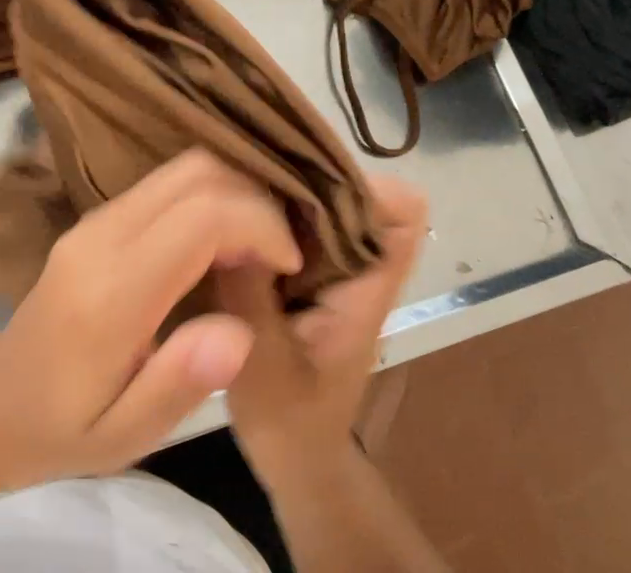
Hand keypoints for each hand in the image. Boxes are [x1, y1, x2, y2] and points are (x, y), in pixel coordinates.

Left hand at [0, 149, 303, 487]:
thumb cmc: (64, 428)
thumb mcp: (126, 433)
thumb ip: (181, 382)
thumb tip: (240, 333)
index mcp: (111, 291)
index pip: (201, 217)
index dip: (260, 225)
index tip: (288, 266)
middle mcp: (100, 237)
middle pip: (195, 173)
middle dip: (255, 200)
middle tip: (280, 255)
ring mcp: (93, 221)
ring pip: (181, 169)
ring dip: (233, 195)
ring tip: (259, 251)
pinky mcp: (95, 220)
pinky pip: (164, 185)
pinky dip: (209, 198)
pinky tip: (224, 244)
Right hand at [217, 176, 426, 484]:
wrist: (296, 461)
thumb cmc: (290, 422)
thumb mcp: (262, 364)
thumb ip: (248, 295)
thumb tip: (227, 221)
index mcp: (365, 290)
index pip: (403, 214)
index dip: (363, 184)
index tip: (298, 175)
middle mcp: (356, 271)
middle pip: (357, 196)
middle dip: (308, 177)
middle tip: (248, 170)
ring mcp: (331, 274)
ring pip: (323, 209)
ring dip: (283, 194)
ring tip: (232, 185)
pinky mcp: (304, 279)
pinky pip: (295, 230)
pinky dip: (267, 216)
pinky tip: (227, 217)